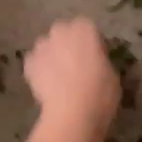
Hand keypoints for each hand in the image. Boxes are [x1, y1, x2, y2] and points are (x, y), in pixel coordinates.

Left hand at [24, 19, 119, 136]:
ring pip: (47, 46)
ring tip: (59, 77)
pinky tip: (47, 85)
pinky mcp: (29, 62)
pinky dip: (39, 70)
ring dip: (52, 55)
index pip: (88, 29)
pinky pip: (35, 62)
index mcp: (85, 28)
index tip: (95, 59)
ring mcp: (42, 45)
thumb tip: (94, 62)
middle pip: (64, 33)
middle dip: (68, 45)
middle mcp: (61, 30)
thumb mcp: (112, 74)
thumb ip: (100, 60)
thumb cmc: (100, 92)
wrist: (72, 113)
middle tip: (76, 66)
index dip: (91, 44)